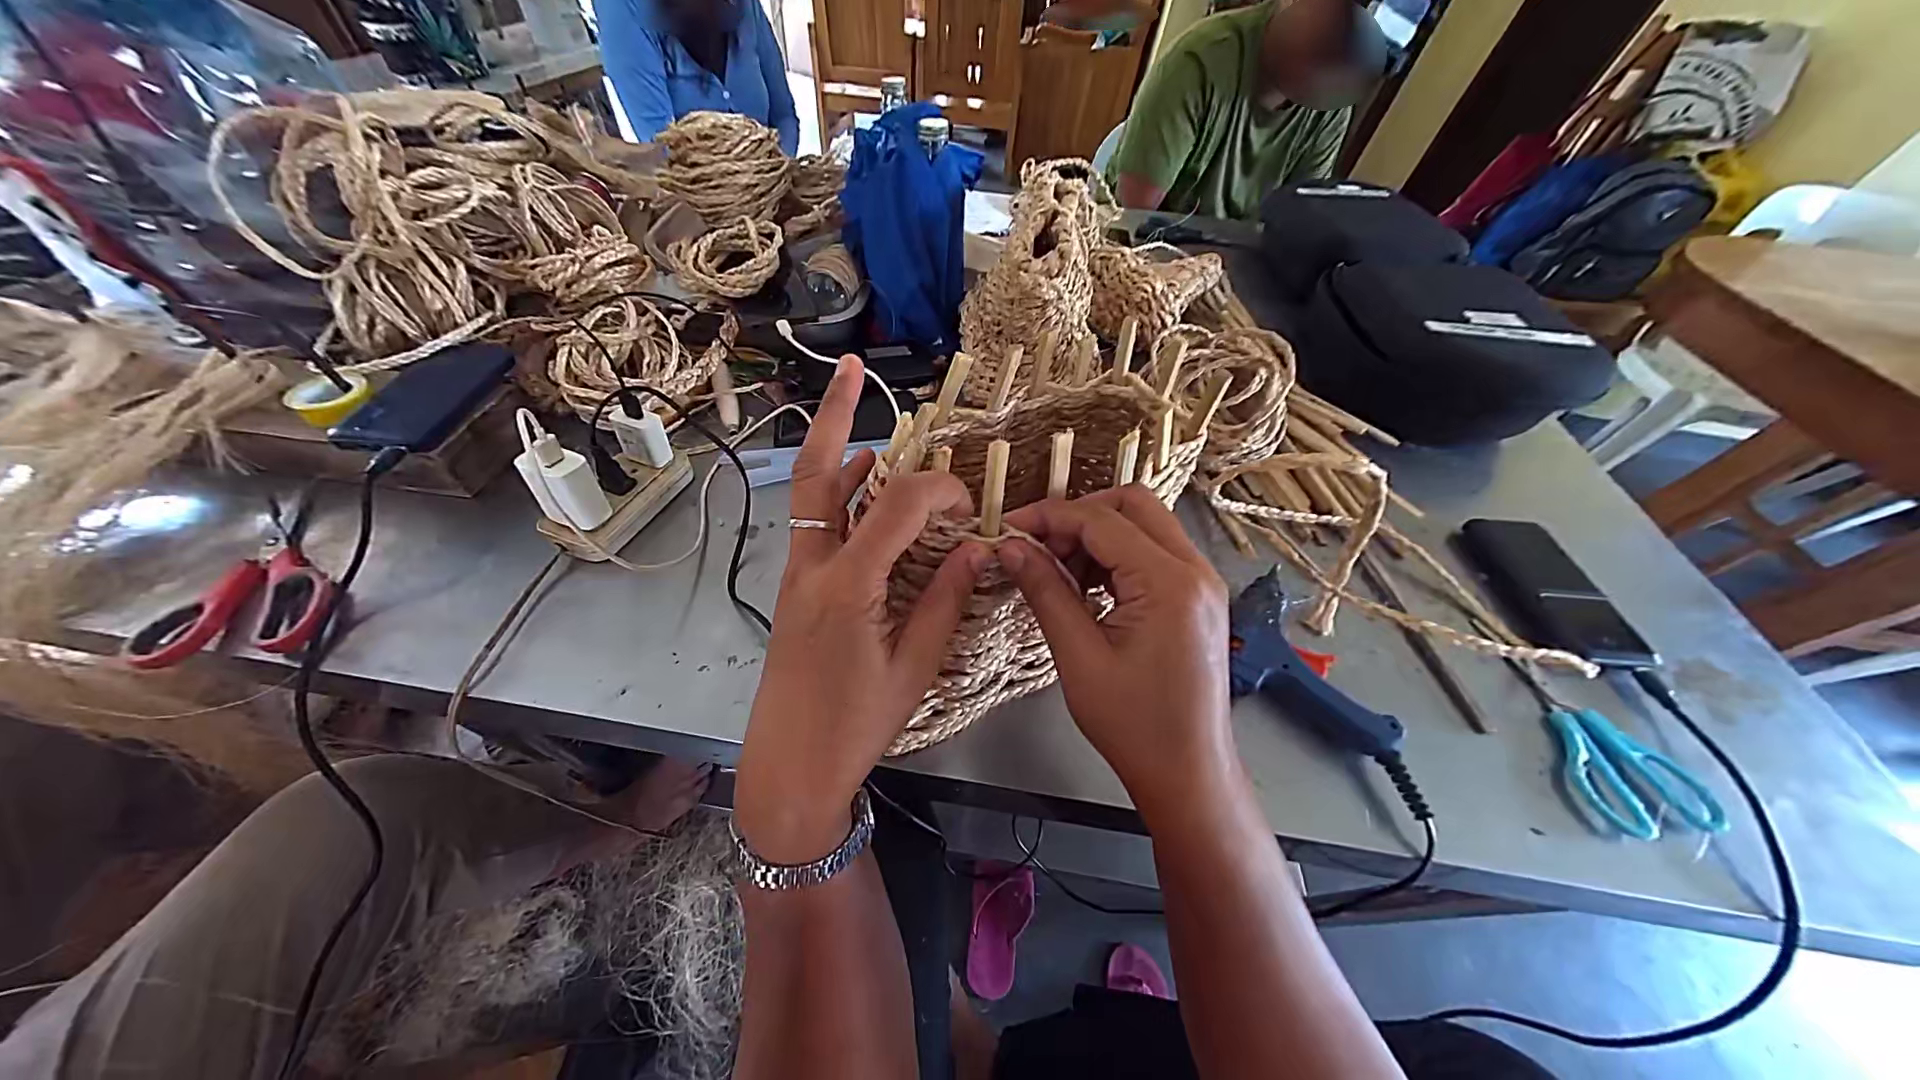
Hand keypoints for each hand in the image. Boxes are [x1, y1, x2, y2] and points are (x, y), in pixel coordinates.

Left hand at [734, 357, 985, 863]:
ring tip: (863, 416)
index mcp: (848, 584)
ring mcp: (798, 574)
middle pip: (821, 473)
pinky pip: (815, 524)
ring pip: (813, 494)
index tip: (968, 504)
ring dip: (839, 452)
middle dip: (834, 414)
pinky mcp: (797, 588)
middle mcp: (813, 566)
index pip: (897, 504)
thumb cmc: (856, 723)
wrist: (790, 763)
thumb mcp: (914, 664)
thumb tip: (978, 549)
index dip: (938, 488)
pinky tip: (861, 485)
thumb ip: (945, 599)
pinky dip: (838, 495)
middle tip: (849, 367)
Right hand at [998, 487, 1234, 815]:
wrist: (1189, 771)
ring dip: (1098, 536)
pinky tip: (1088, 588)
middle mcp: (1195, 572)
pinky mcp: (1198, 598)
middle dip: (1079, 515)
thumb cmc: (1136, 726)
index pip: (1102, 521)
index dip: (1050, 517)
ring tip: (1059, 572)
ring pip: (1145, 525)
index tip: (1012, 527)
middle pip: (1133, 505)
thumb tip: (1014, 548)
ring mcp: (1202, 583)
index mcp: (1169, 584)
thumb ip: (1046, 592)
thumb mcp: (1079, 657)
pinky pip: (1154, 554)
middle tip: (1039, 545)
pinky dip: (1117, 557)